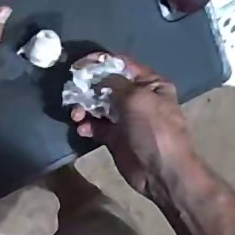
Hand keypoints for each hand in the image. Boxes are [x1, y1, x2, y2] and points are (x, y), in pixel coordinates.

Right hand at [70, 56, 201, 200]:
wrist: (161, 172)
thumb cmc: (154, 129)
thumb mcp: (137, 98)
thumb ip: (114, 83)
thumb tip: (96, 79)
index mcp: (150, 84)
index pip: (122, 65)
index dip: (100, 62)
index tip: (78, 65)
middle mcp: (137, 98)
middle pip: (106, 85)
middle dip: (87, 87)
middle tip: (72, 92)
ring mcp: (125, 118)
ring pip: (97, 106)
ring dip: (83, 107)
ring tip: (76, 115)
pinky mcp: (114, 137)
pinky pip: (95, 126)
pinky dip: (86, 125)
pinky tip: (82, 129)